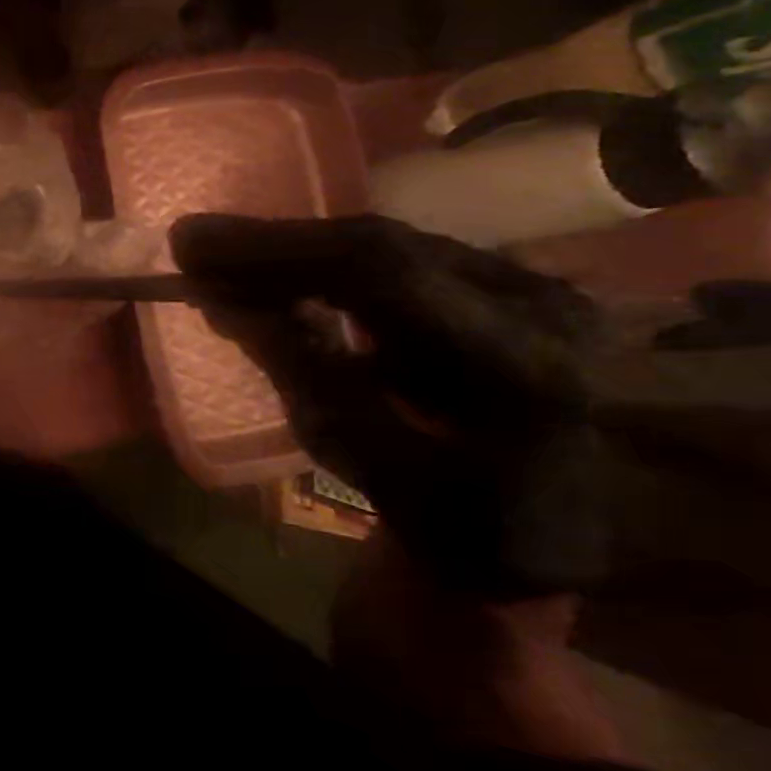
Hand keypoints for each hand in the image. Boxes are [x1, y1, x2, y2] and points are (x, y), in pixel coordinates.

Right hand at [170, 214, 612, 598]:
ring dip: (297, 252)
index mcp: (515, 364)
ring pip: (390, 244)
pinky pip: (405, 258)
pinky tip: (285, 276)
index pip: (376, 273)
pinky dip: (331, 264)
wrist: (581, 526)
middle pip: (379, 245)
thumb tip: (226, 303)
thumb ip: (301, 377)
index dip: (271, 249)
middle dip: (272, 244)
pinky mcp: (524, 285)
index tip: (189, 246)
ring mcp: (541, 288)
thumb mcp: (373, 466)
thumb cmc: (466, 522)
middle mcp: (540, 305)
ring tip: (228, 264)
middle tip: (195, 247)